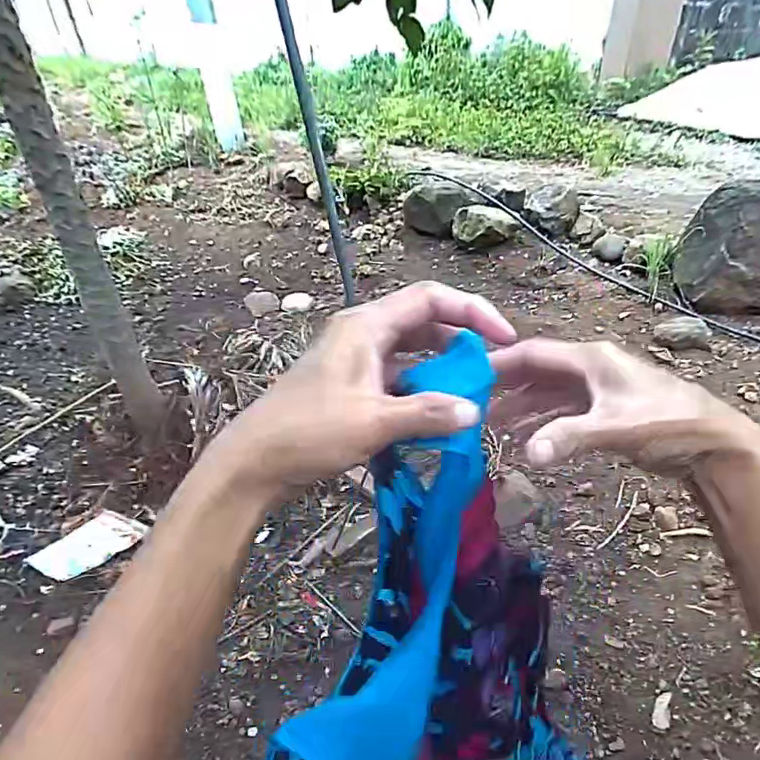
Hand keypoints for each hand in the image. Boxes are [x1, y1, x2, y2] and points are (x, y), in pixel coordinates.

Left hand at [203, 282, 517, 501]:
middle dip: (459, 344)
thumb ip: (426, 414)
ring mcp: (352, 362)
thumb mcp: (373, 422)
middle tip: (490, 371)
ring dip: (439, 372)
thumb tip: (473, 411)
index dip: (473, 311)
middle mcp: (360, 335)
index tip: (504, 337)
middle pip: (422, 324)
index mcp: (366, 327)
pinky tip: (433, 417)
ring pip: (409, 356)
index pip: (430, 298)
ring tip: (468, 396)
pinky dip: (417, 393)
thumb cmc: (308, 432)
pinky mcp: (348, 388)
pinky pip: (394, 380)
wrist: (255, 461)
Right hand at [490, 339, 759, 473]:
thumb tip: (526, 455)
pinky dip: (545, 422)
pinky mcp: (608, 410)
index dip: (499, 364)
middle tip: (474, 406)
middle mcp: (592, 367)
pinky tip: (529, 439)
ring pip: (551, 394)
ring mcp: (601, 389)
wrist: (716, 445)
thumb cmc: (667, 424)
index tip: (469, 378)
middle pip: (538, 373)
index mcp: (591, 359)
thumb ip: (567, 438)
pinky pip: (565, 411)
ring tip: (493, 426)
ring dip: (523, 408)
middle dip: (506, 389)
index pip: (533, 354)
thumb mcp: (613, 428)